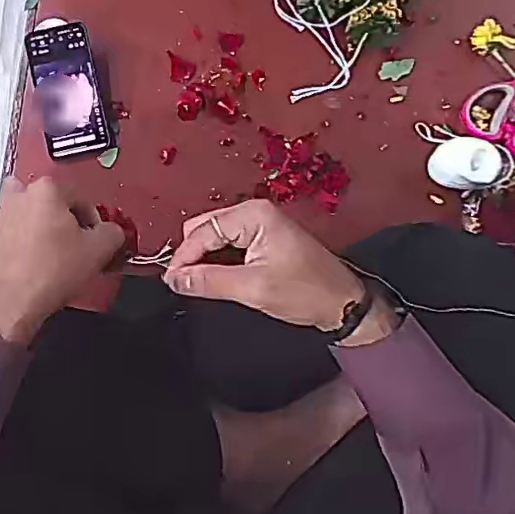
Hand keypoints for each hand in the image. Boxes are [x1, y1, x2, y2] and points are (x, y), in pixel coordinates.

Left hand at [0, 176, 124, 345]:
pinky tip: (40, 260)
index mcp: (48, 188)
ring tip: (57, 250)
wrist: (15, 302)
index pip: (82, 198)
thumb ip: (113, 232)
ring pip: (34, 213)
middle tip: (78, 242)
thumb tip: (111, 232)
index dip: (94, 222)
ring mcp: (4, 215)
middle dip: (68, 221)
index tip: (95, 238)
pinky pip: (19, 230)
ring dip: (46, 226)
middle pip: (55, 202)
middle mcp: (22, 195)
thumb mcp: (99, 249)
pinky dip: (29, 240)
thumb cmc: (50, 271)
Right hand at [163, 200, 395, 343]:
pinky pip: (229, 242)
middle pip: (205, 228)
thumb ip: (209, 281)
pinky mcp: (263, 235)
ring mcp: (260, 221)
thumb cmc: (304, 292)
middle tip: (184, 285)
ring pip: (215, 235)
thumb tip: (174, 279)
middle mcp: (254, 211)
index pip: (202, 231)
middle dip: (192, 255)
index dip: (183, 257)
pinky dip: (218, 259)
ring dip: (204, 258)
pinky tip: (217, 278)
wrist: (343, 302)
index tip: (171, 282)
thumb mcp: (253, 289)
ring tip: (198, 285)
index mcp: (253, 214)